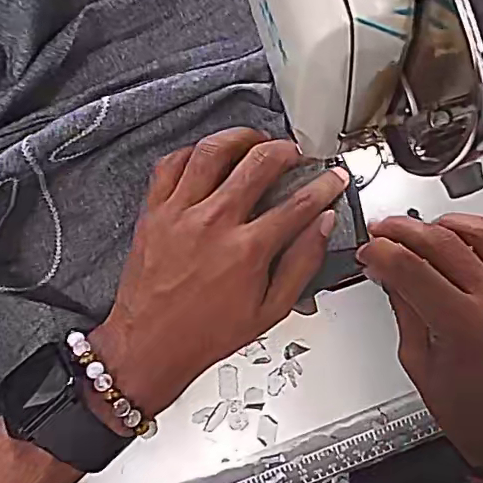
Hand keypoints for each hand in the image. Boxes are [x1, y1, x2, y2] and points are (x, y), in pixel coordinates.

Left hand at [89, 127, 348, 419]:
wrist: (150, 345)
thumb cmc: (205, 333)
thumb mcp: (270, 310)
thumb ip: (302, 262)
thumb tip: (321, 226)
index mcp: (247, 250)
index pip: (299, 202)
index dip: (324, 184)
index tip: (332, 178)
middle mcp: (214, 223)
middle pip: (259, 162)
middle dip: (287, 150)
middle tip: (294, 153)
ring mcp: (180, 213)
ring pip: (213, 151)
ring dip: (241, 137)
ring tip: (255, 141)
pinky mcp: (154, 212)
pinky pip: (171, 164)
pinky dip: (192, 152)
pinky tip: (207, 156)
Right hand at [357, 214, 482, 468]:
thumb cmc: (468, 410)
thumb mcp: (417, 360)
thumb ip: (403, 307)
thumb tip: (386, 269)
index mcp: (464, 327)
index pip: (411, 267)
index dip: (381, 251)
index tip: (369, 249)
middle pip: (444, 241)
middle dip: (404, 230)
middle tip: (384, 232)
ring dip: (448, 224)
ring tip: (424, 230)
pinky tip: (469, 244)